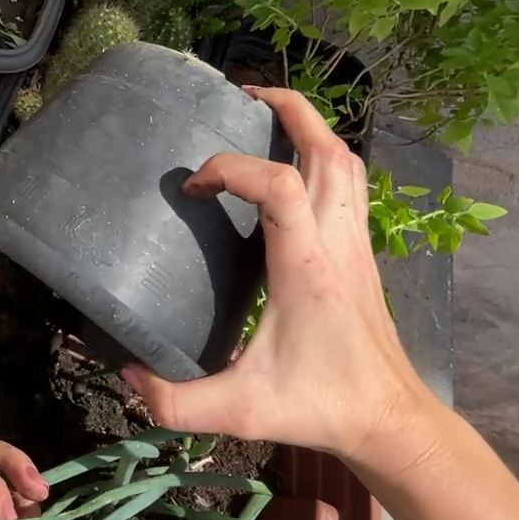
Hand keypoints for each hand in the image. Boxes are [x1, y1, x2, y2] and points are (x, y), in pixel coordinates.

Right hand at [122, 86, 435, 469]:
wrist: (394, 422)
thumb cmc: (321, 407)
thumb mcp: (242, 413)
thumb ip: (176, 401)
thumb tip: (124, 372)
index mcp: (306, 266)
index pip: (275, 183)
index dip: (226, 169)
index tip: (192, 191)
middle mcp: (336, 241)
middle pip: (328, 150)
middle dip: (288, 109)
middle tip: (241, 96)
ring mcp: (354, 242)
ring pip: (345, 160)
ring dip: (309, 126)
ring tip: (264, 114)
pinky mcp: (359, 250)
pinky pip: (348, 181)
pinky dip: (321, 154)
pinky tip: (287, 166)